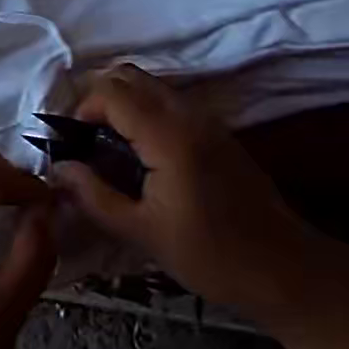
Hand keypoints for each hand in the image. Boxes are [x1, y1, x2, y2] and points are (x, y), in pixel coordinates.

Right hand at [52, 62, 325, 321]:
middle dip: (97, 98)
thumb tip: (58, 168)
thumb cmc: (214, 256)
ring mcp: (204, 118)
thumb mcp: (144, 233)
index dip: (81, 110)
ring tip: (105, 144)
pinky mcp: (214, 129)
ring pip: (147, 83)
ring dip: (119, 102)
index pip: (110, 93)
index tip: (71, 145)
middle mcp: (186, 113)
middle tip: (84, 138)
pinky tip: (137, 150)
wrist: (290, 273)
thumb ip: (95, 195)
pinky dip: (141, 109)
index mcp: (168, 135)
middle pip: (128, 75)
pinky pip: (166, 99)